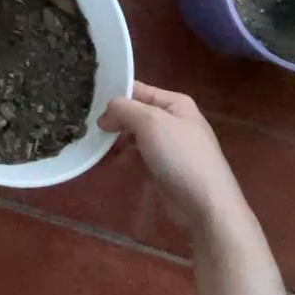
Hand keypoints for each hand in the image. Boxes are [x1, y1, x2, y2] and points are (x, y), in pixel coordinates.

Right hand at [100, 82, 248, 235]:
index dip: (113, 94)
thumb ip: (122, 109)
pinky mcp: (162, 167)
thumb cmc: (180, 156)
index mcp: (175, 103)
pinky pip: (136, 154)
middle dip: (112, 120)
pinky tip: (107, 162)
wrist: (206, 206)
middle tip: (88, 128)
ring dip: (114, 140)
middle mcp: (172, 120)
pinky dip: (121, 156)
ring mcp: (168, 145)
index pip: (136, 89)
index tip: (87, 104)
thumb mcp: (149, 122)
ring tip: (94, 147)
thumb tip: (104, 117)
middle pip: (133, 112)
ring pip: (132, 134)